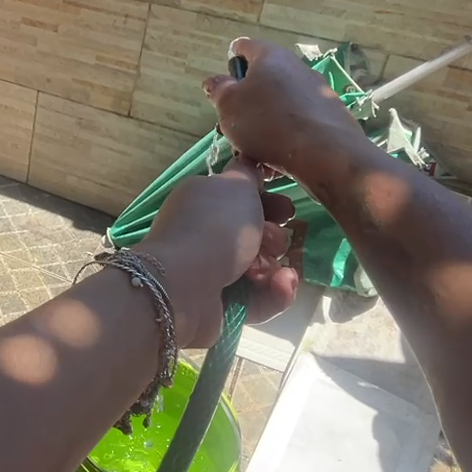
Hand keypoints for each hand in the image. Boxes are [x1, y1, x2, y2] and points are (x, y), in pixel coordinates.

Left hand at [136, 162, 299, 348]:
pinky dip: (274, 292)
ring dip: (274, 265)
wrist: (184, 285)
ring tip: (271, 266)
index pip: (238, 199)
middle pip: (253, 234)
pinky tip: (283, 284)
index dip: (266, 201)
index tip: (286, 208)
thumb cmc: (214, 227)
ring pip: (260, 267)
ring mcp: (209, 270)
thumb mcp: (235, 186)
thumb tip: (250, 167)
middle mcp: (202, 233)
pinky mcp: (220, 304)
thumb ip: (246, 174)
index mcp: (201, 201)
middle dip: (273, 235)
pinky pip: (259, 297)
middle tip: (273, 238)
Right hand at [202, 37, 365, 183]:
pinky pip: (296, 122)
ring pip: (278, 103)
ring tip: (248, 148)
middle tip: (229, 122)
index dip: (232, 58)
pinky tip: (271, 158)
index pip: (245, 46)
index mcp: (271, 57)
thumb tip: (216, 80)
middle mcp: (297, 68)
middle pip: (263, 79)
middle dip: (244, 101)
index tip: (224, 79)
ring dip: (260, 121)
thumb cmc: (267, 122)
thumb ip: (219, 89)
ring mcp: (317, 92)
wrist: (326, 153)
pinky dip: (281, 135)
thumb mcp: (228, 105)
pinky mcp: (330, 117)